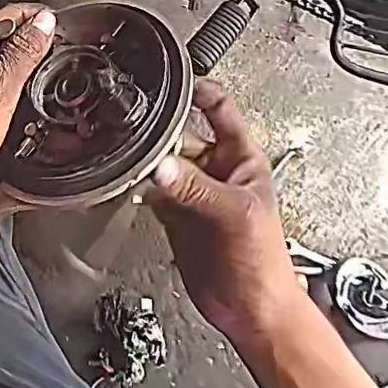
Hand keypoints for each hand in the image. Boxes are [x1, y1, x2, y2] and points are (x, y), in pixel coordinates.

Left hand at [0, 3, 55, 211]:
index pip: (12, 13)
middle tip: (57, 56)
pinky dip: (3, 83)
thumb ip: (22, 54)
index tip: (63, 32)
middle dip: (32, 40)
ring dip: (18, 62)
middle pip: (2, 33)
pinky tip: (11, 99)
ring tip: (39, 77)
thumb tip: (44, 23)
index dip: (42, 19)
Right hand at [147, 80, 306, 347]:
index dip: (199, 90)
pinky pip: (151, 190)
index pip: (220, 109)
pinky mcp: (175, 214)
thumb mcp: (235, 215)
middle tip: (135, 126)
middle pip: (182, 135)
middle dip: (160, 130)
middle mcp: (215, 170)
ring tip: (124, 153)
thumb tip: (161, 166)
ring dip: (145, 159)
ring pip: (163, 163)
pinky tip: (126, 181)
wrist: (251, 310)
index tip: (173, 78)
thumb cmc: (263, 262)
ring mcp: (193, 192)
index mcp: (240, 159)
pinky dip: (137, 185)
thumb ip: (197, 188)